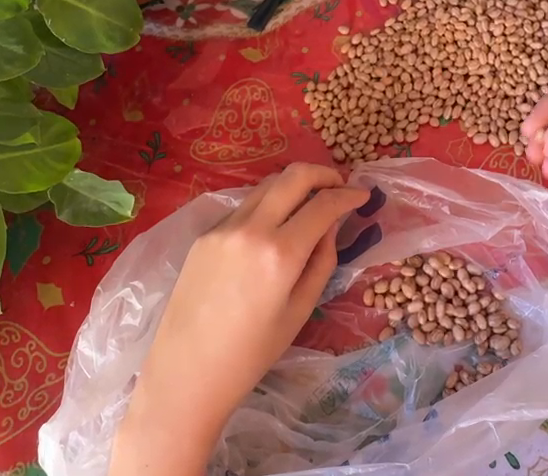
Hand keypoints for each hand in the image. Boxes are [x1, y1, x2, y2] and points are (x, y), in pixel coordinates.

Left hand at [113, 163, 368, 473]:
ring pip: (268, 184)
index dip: (349, 195)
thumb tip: (331, 224)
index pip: (324, 204)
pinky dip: (269, 204)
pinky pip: (246, 206)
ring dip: (295, 184)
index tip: (362, 195)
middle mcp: (251, 228)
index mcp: (280, 253)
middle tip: (339, 185)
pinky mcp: (205, 233)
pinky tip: (274, 227)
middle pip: (294, 175)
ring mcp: (224, 227)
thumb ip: (322, 260)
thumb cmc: (251, 354)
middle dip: (323, 173)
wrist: (185, 373)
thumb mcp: (300, 310)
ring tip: (310, 201)